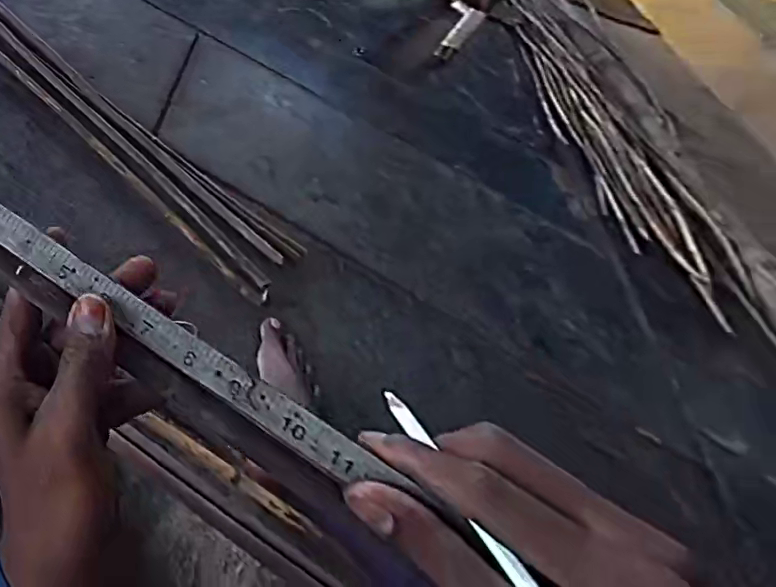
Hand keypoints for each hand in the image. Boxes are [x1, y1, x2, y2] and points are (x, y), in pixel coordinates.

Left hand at [0, 253, 175, 586]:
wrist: (67, 579)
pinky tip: (172, 369)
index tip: (68, 238)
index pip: (21, 303)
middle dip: (105, 298)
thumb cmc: (55, 504)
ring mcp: (57, 403)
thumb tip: (93, 301)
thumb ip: (80, 365)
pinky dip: (139, 379)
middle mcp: (27, 379)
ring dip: (130, 336)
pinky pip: (111, 391)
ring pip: (93, 354)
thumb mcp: (68, 429)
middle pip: (66, 323)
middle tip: (149, 273)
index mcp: (5, 373)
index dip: (44, 269)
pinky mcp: (84, 428)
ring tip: (174, 311)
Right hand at [344, 423, 692, 586]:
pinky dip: (509, 487)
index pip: (476, 481)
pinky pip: (559, 486)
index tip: (362, 450)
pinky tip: (495, 521)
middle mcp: (635, 543)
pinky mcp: (657, 545)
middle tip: (394, 473)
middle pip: (496, 449)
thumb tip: (371, 497)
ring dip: (467, 467)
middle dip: (433, 453)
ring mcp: (654, 542)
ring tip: (442, 501)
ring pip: (525, 461)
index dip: (407, 458)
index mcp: (603, 570)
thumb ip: (446, 560)